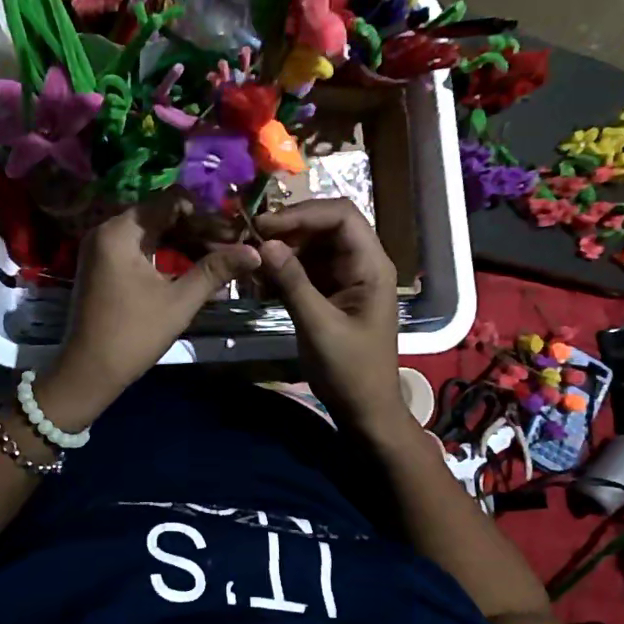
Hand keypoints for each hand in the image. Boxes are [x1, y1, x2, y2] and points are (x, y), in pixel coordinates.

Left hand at [49, 196, 260, 426]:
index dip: (205, 213)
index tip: (231, 232)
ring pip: (152, 231)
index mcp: (121, 232)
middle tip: (229, 245)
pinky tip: (191, 266)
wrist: (89, 371)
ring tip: (217, 257)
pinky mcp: (103, 265)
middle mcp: (106, 230)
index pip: (170, 201)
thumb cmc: (134, 334)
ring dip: (183, 241)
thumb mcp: (180, 301)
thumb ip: (215, 270)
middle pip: (160, 214)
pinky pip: (139, 247)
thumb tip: (255, 251)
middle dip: (197, 228)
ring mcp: (101, 248)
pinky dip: (165, 253)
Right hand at [254, 199, 405, 439]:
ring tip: (253, 260)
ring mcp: (347, 277)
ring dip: (284, 248)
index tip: (264, 226)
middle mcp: (362, 263)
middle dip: (289, 228)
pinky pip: (308, 267)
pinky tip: (262, 279)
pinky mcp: (333, 292)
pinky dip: (285, 268)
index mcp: (372, 266)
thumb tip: (264, 243)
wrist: (365, 410)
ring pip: (314, 245)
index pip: (342, 216)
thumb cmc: (350, 371)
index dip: (303, 213)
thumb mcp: (319, 327)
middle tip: (251, 239)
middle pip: (327, 225)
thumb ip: (293, 283)